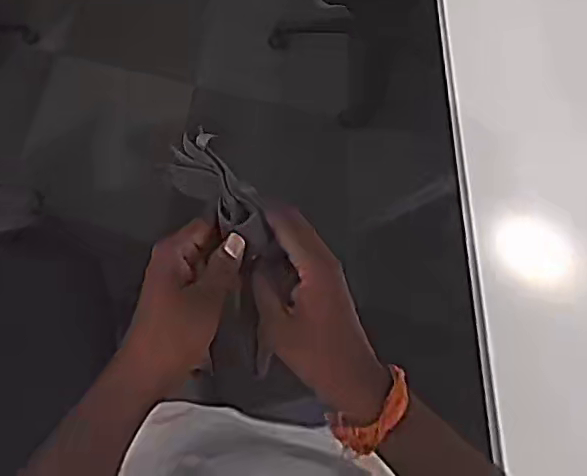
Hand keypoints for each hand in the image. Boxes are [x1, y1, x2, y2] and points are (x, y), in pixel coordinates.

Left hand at [117, 217, 246, 391]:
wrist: (148, 371)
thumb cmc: (175, 333)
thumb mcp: (206, 299)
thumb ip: (223, 267)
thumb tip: (237, 238)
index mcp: (172, 250)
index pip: (205, 224)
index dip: (231, 226)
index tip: (260, 230)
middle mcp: (169, 257)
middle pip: (205, 242)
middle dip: (232, 248)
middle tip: (265, 253)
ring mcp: (172, 277)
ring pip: (205, 263)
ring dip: (226, 268)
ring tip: (259, 270)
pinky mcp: (176, 296)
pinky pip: (201, 280)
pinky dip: (218, 284)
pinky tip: (240, 291)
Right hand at [253, 204, 391, 422]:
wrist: (355, 382)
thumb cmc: (316, 356)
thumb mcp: (277, 325)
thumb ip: (260, 284)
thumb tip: (248, 256)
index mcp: (314, 265)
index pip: (284, 221)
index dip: (258, 209)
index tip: (231, 205)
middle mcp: (324, 257)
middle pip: (293, 219)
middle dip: (265, 213)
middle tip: (234, 216)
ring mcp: (329, 265)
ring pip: (299, 230)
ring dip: (274, 226)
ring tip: (243, 231)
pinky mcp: (327, 275)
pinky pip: (303, 244)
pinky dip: (283, 240)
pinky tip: (262, 250)